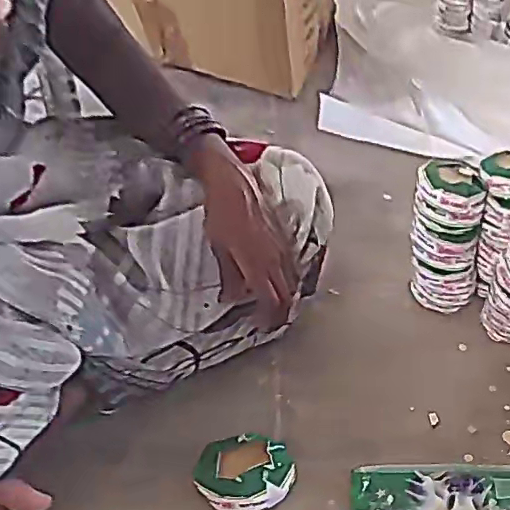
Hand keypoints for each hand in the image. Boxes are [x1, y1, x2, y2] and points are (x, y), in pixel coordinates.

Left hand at [185, 136, 296, 327]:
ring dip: (285, 300)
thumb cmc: (220, 212)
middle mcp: (276, 262)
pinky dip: (287, 284)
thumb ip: (229, 275)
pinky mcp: (285, 244)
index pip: (270, 301)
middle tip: (269, 323)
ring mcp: (284, 253)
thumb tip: (231, 298)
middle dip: (280, 314)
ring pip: (292, 286)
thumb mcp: (217, 245)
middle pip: (286, 298)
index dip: (267, 318)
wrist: (232, 182)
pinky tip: (278, 285)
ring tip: (274, 308)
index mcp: (258, 265)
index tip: (260, 327)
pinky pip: (292, 271)